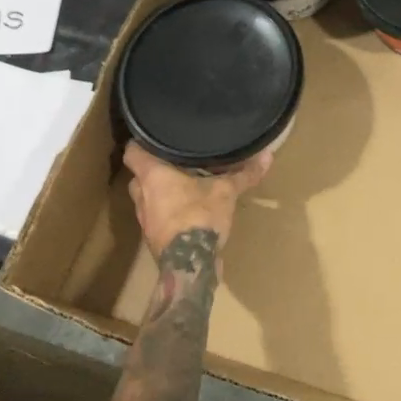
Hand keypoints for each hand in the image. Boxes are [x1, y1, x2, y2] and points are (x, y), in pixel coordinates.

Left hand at [124, 144, 273, 259]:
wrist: (190, 263)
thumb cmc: (200, 216)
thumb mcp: (226, 190)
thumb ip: (245, 173)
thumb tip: (268, 155)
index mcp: (152, 176)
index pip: (132, 152)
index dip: (140, 142)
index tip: (153, 137)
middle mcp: (141, 196)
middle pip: (138, 175)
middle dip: (153, 169)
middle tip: (173, 160)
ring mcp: (145, 219)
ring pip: (146, 198)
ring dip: (159, 192)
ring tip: (182, 184)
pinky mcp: (153, 238)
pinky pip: (156, 217)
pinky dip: (166, 212)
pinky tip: (185, 210)